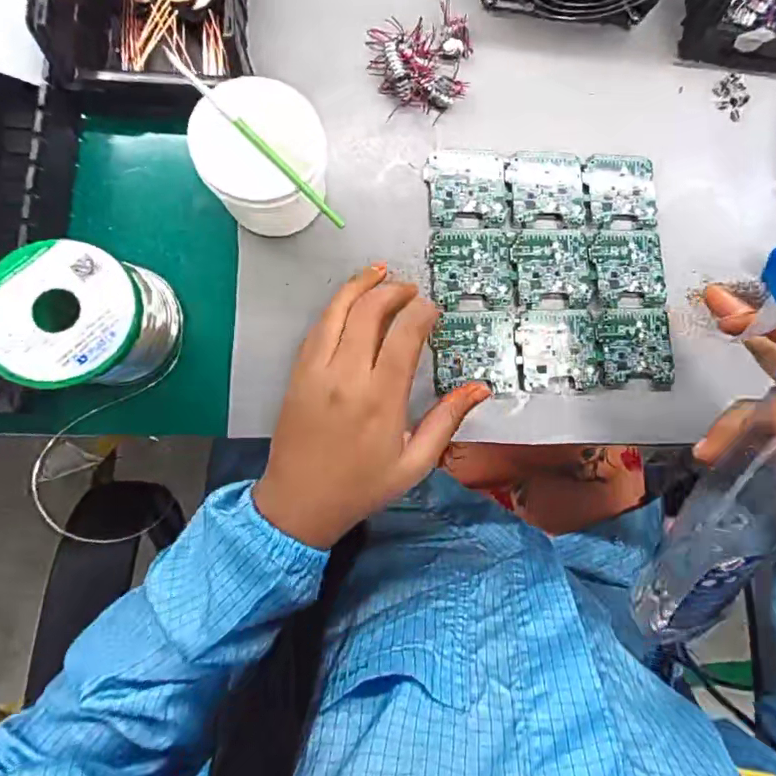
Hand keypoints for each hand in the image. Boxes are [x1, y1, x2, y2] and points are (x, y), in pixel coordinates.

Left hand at [253, 265, 491, 548]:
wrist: (299, 503)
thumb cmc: (361, 488)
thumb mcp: (414, 464)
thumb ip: (446, 422)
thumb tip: (478, 389)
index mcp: (380, 400)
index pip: (403, 336)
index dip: (420, 313)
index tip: (431, 308)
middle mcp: (346, 379)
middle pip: (368, 312)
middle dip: (392, 291)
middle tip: (409, 289)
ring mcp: (316, 373)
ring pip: (336, 312)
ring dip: (359, 286)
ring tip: (378, 273)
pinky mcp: (297, 375)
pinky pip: (316, 330)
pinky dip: (334, 308)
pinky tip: (347, 302)